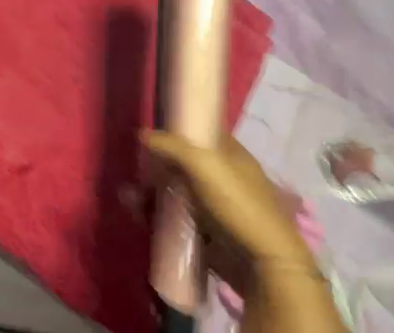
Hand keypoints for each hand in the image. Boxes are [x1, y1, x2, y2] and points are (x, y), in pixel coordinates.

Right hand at [144, 131, 315, 295]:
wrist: (263, 266)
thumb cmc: (240, 207)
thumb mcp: (205, 165)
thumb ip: (172, 144)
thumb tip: (144, 134)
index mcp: (233, 158)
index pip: (202, 132)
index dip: (178, 129)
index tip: (151, 131)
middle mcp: (223, 178)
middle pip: (180, 161)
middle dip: (154, 164)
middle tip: (138, 169)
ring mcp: (212, 204)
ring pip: (171, 188)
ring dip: (147, 190)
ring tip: (130, 197)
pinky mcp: (203, 228)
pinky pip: (170, 213)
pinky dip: (151, 211)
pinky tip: (137, 211)